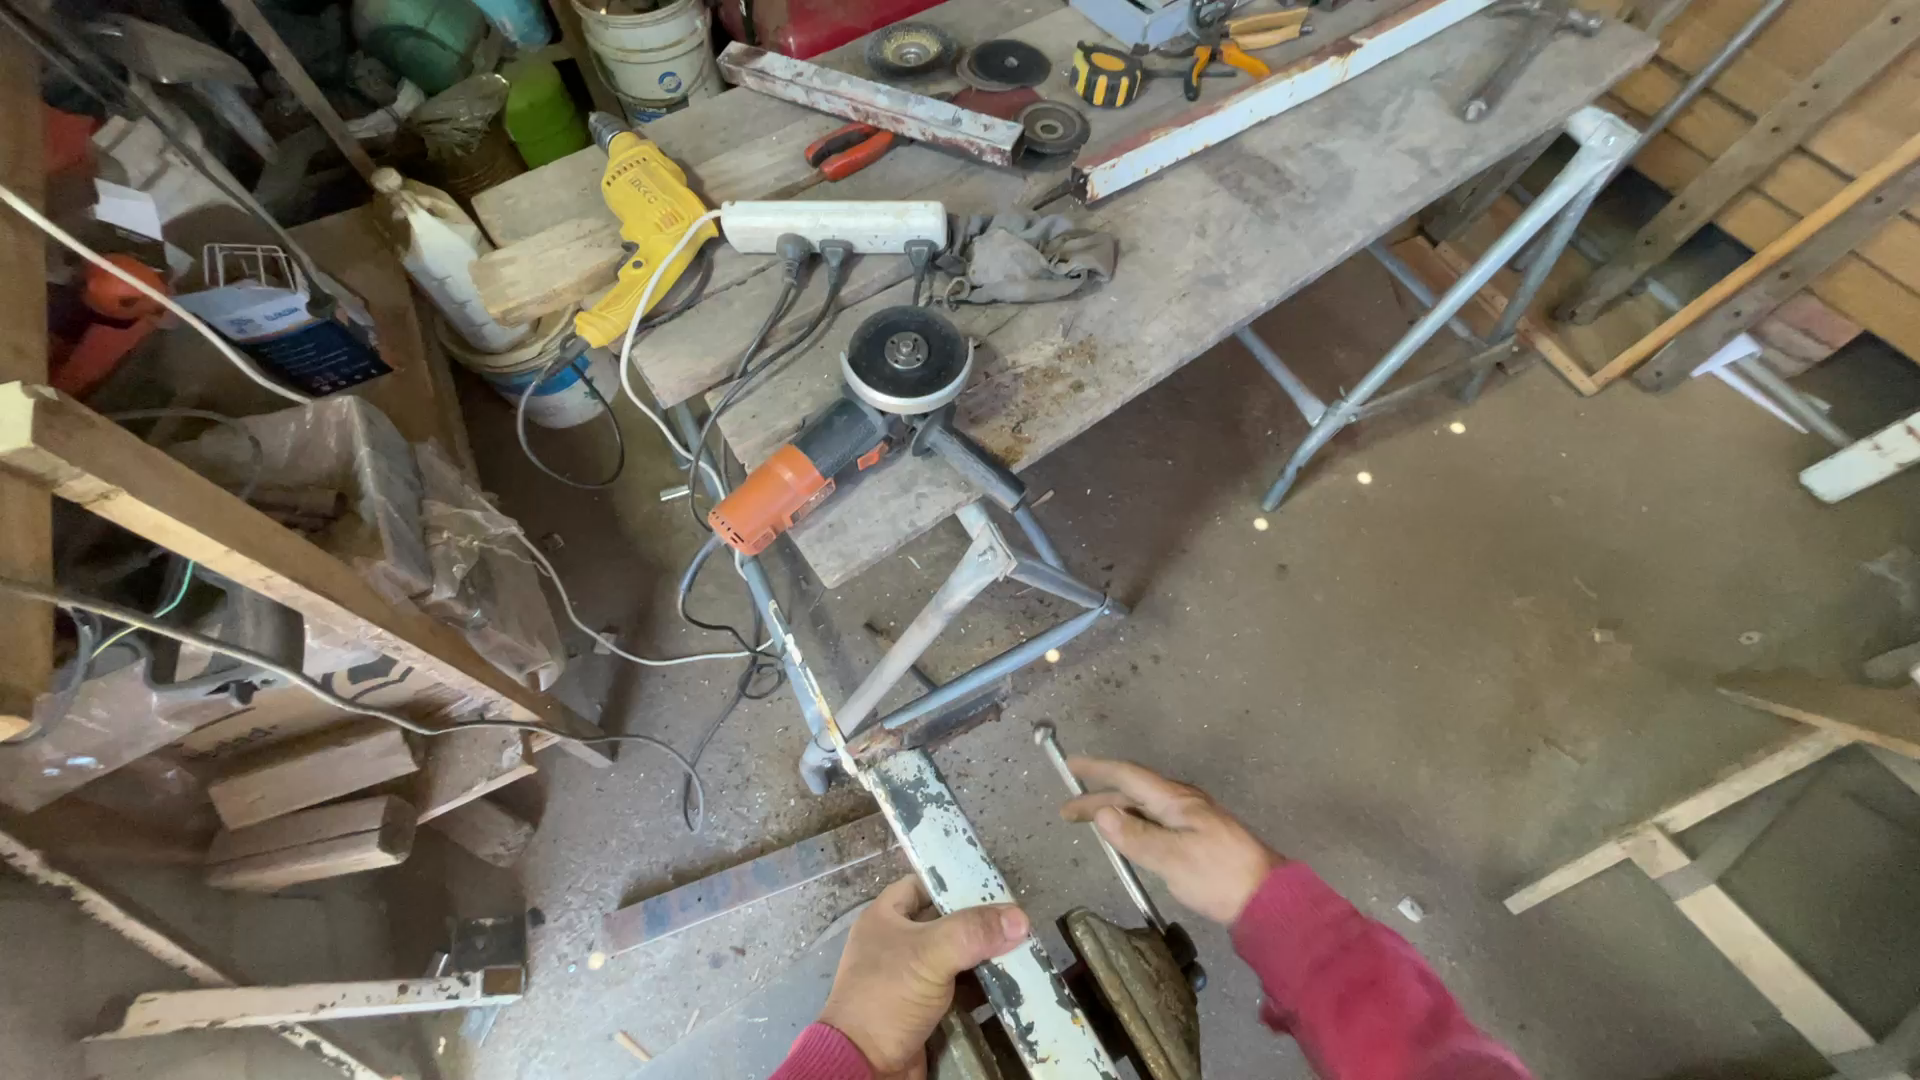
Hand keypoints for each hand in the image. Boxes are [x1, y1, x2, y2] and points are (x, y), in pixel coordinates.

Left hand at [817, 874, 1030, 1077]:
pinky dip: (979, 988)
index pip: (922, 885)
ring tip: (1019, 951)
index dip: (953, 883)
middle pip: (944, 922)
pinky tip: (1007, 985)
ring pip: (953, 958)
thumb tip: (1021, 918)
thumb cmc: (888, 995)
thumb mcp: (930, 953)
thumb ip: (974, 931)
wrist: (863, 1069)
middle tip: (1014, 922)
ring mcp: (908, 980)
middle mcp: (896, 943)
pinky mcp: (922, 1012)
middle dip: (977, 924)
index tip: (990, 887)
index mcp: (885, 917)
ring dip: (982, 958)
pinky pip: (956, 991)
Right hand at [1061, 756, 1285, 924]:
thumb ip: (1135, 837)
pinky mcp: (1196, 836)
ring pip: (1142, 807)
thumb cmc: (1219, 876)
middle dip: (1098, 797)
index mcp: (1174, 800)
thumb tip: (1101, 813)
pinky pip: (1153, 820)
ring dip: (1114, 811)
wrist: (1269, 900)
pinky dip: (1131, 823)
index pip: (1127, 775)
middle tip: (1067, 812)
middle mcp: (1180, 802)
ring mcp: (1190, 819)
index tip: (1070, 764)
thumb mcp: (1173, 859)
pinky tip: (1126, 837)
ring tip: (1090, 822)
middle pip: (1131, 792)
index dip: (1097, 768)